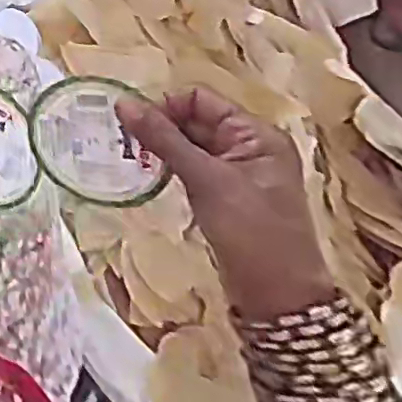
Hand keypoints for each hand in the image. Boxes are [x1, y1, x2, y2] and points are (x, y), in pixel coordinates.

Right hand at [116, 88, 334, 317]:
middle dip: (160, 126)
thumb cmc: (252, 233)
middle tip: (123, 139)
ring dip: (162, 146)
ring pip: (189, 143)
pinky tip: (148, 172)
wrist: (279, 302)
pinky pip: (191, 166)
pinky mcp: (224, 194)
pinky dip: (170, 165)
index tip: (133, 123)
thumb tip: (123, 102)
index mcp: (256, 133)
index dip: (166, 106)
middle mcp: (249, 146)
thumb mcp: (206, 180)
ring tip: (130, 155)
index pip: (201, 100)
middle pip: (194, 119)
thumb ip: (163, 139)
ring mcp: (237, 171)